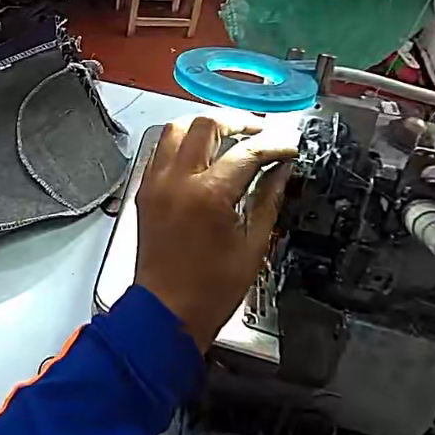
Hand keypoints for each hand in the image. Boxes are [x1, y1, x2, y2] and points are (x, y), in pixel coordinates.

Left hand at [134, 114, 296, 350]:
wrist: (166, 313)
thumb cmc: (210, 289)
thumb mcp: (253, 244)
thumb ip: (268, 198)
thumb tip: (281, 170)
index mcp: (209, 195)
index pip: (248, 151)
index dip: (275, 145)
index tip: (288, 148)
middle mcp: (178, 181)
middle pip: (207, 124)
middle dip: (239, 121)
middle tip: (260, 131)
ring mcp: (157, 183)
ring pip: (176, 128)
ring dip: (206, 124)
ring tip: (230, 134)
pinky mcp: (146, 191)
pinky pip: (161, 149)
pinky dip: (183, 141)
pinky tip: (201, 152)